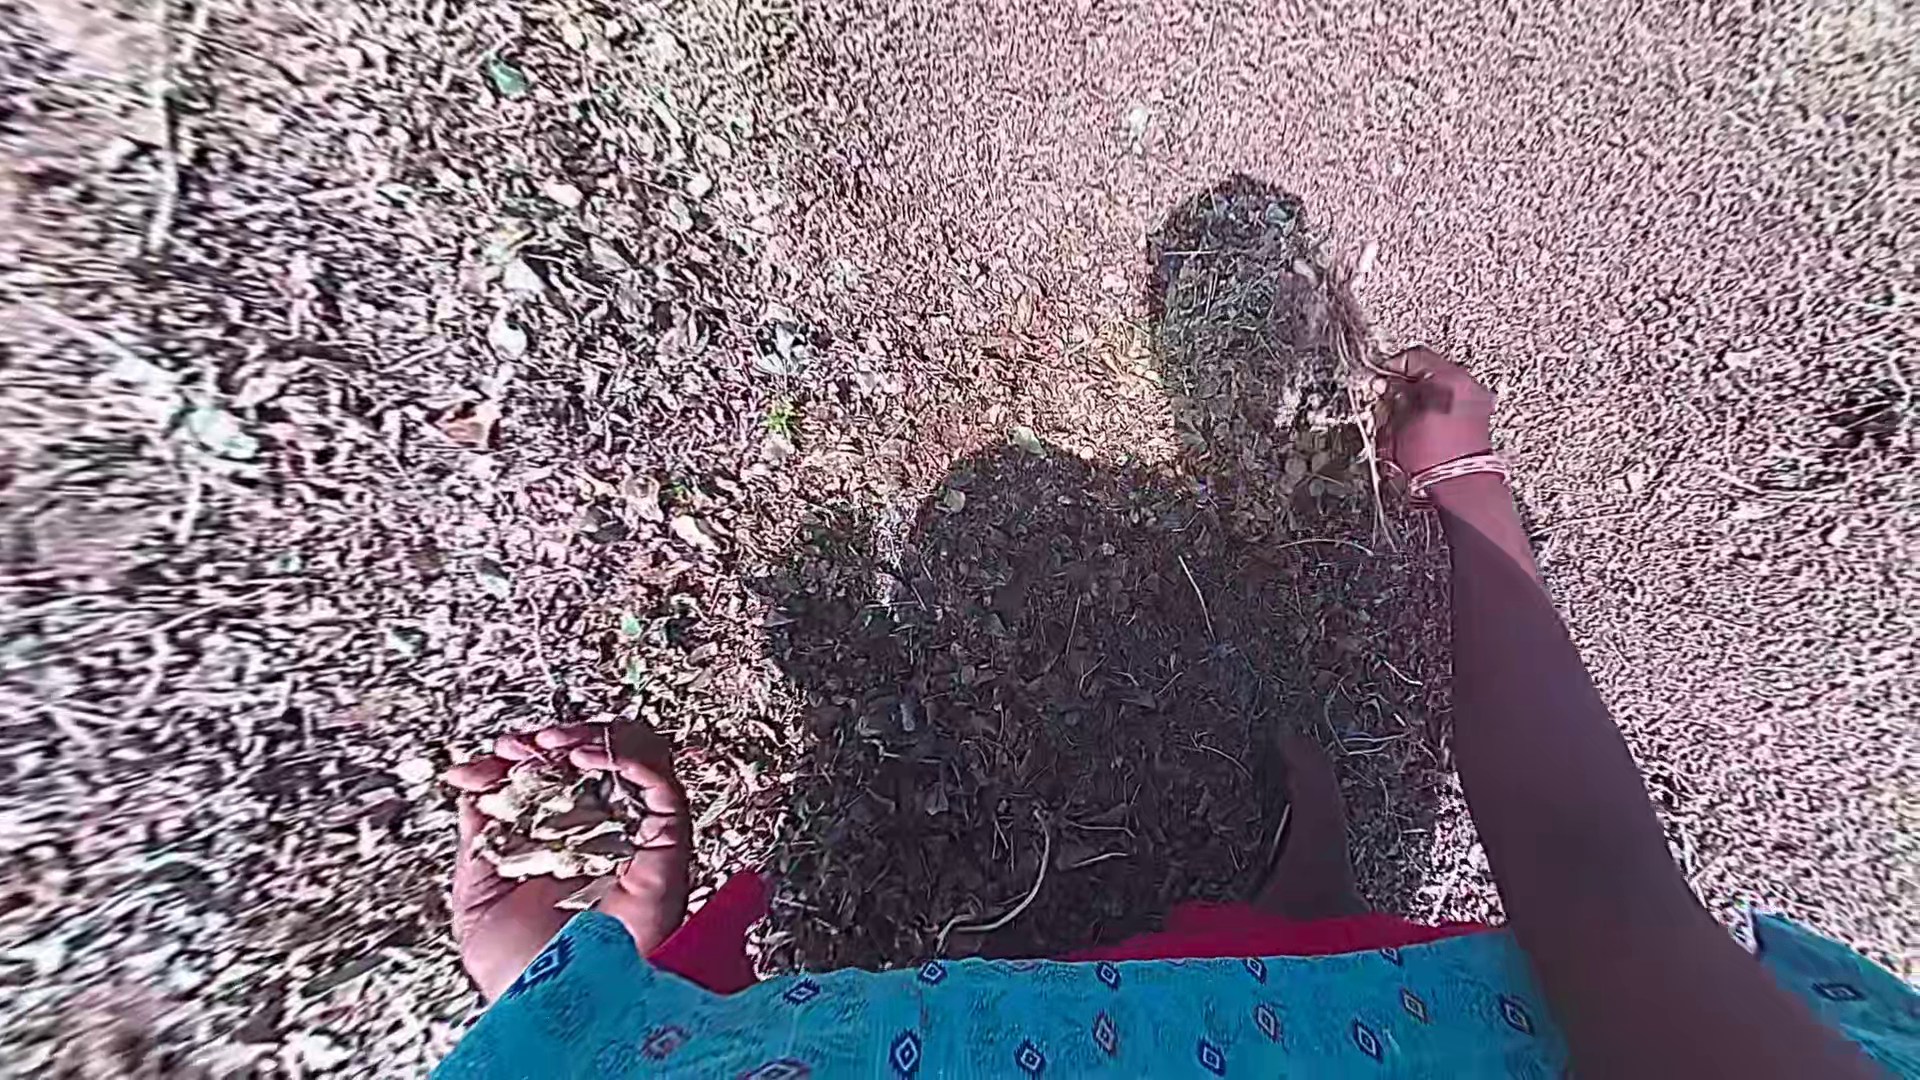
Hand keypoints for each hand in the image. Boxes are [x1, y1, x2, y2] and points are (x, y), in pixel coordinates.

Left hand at [444, 724, 690, 999]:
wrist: (564, 1010)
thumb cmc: (527, 974)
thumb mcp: (479, 899)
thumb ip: (481, 839)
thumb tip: (474, 785)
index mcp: (565, 837)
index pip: (557, 774)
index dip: (529, 755)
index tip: (497, 754)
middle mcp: (605, 826)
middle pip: (602, 754)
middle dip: (562, 737)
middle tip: (528, 743)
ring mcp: (637, 827)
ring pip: (639, 754)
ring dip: (597, 736)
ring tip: (558, 742)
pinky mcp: (667, 834)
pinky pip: (660, 782)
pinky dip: (628, 756)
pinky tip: (589, 756)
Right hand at [1377, 347, 1495, 476]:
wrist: (1455, 481)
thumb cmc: (1431, 454)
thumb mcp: (1399, 421)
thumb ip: (1393, 396)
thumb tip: (1386, 385)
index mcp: (1450, 379)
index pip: (1415, 357)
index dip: (1390, 366)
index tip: (1376, 377)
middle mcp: (1467, 384)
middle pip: (1428, 371)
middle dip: (1403, 383)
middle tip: (1384, 397)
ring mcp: (1474, 400)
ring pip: (1437, 386)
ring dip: (1416, 396)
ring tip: (1398, 415)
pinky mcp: (1475, 415)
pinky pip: (1447, 400)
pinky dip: (1429, 405)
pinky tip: (1415, 422)